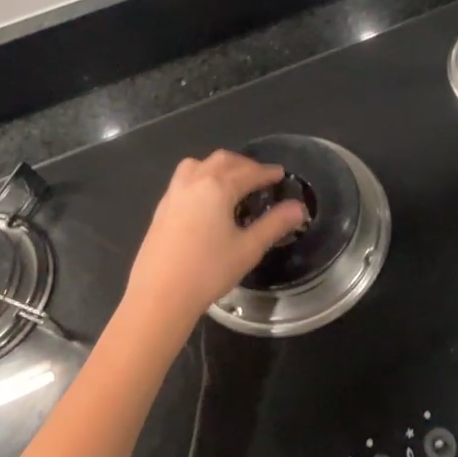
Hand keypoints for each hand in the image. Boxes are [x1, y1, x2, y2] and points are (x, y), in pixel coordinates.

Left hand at [123, 150, 306, 327]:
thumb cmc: (208, 271)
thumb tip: (298, 207)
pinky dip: (201, 177)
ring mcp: (173, 194)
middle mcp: (193, 182)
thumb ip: (274, 224)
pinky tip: (205, 200)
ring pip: (198, 164)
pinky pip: (184, 179)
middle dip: (244, 164)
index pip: (248, 172)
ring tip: (231, 181)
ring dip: (219, 166)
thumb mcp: (248, 249)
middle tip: (260, 177)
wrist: (158, 296)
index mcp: (217, 187)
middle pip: (222, 161)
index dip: (267, 172)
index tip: (280, 174)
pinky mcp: (161, 209)